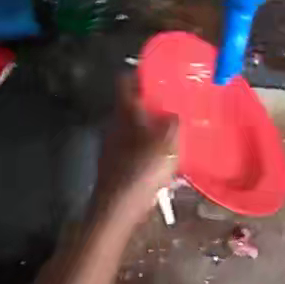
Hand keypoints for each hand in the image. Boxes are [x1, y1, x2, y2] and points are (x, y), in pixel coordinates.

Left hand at [91, 75, 178, 225]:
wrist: (117, 209)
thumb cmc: (143, 170)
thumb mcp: (169, 141)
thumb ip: (173, 122)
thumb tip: (172, 113)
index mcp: (125, 112)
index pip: (125, 81)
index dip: (140, 74)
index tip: (159, 74)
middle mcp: (113, 125)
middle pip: (129, 106)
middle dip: (150, 104)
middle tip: (174, 106)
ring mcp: (111, 147)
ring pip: (131, 128)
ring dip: (149, 129)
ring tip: (173, 134)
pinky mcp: (114, 167)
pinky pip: (132, 149)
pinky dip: (146, 150)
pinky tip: (162, 162)